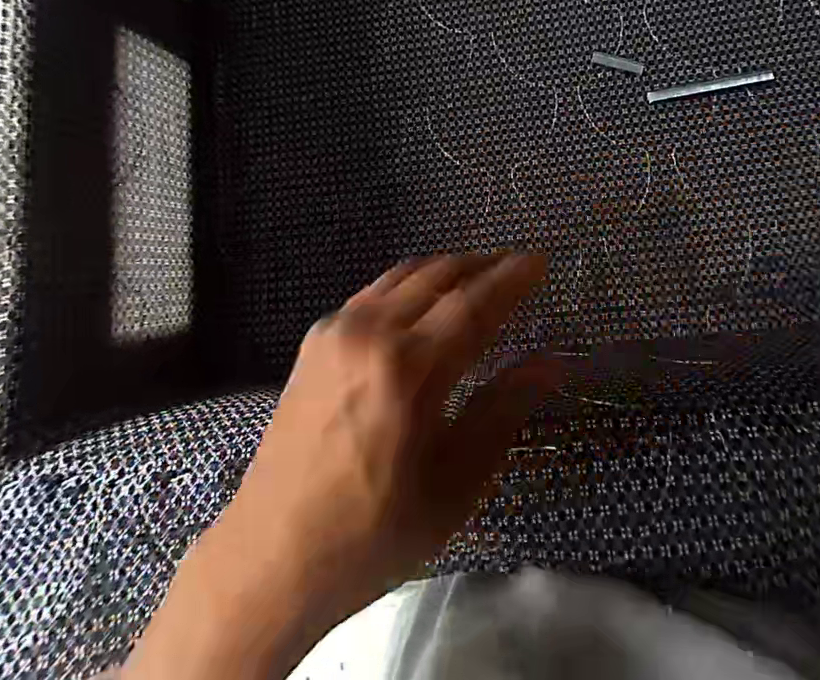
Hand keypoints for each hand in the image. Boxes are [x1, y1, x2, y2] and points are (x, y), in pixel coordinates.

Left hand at [126, 253, 557, 679]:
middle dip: (483, 265)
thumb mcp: (455, 484)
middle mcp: (369, 332)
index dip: (512, 279)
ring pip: (403, 275)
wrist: (269, 558)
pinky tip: (424, 301)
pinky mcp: (315, 341)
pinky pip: (374, 292)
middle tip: (516, 266)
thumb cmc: (373, 532)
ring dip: (448, 269)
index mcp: (408, 367)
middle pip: (439, 275)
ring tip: (479, 276)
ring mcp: (336, 331)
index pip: (474, 303)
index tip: (541, 260)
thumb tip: (549, 362)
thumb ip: (502, 411)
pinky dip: (410, 284)